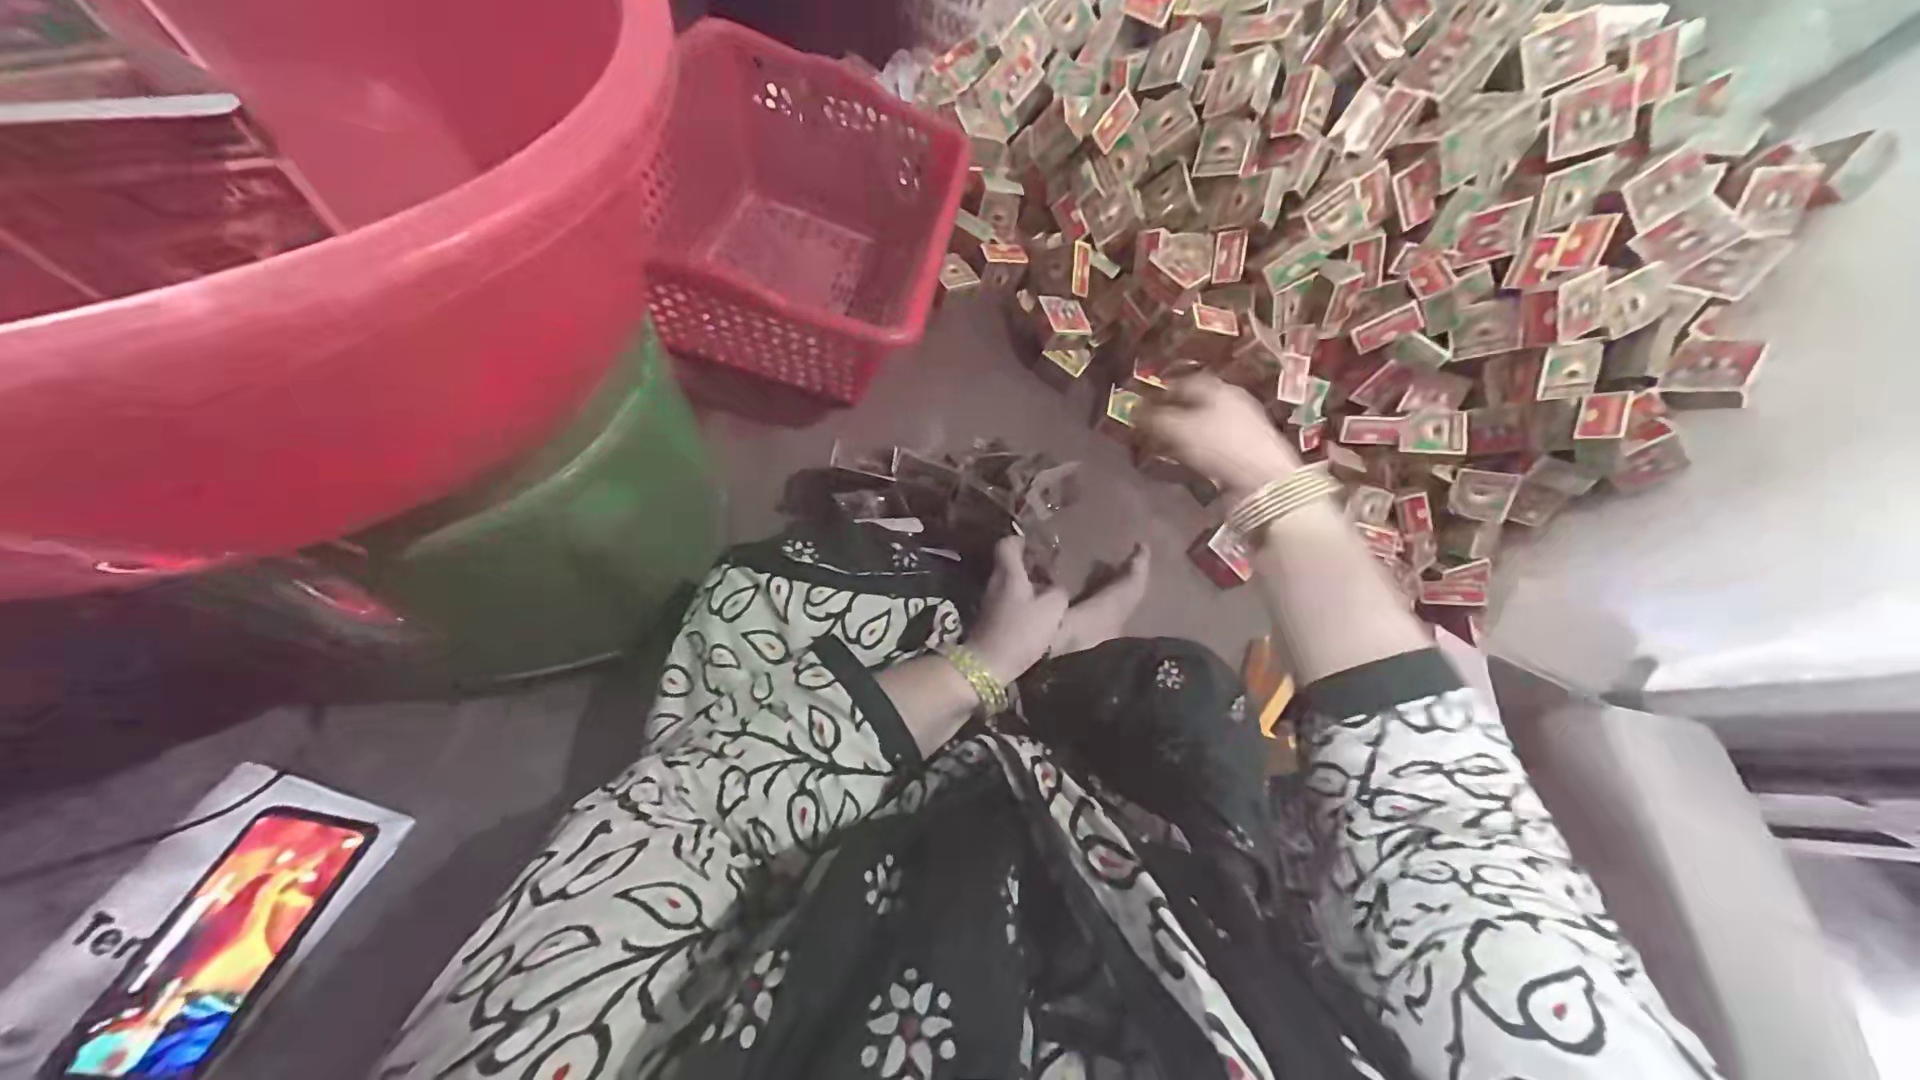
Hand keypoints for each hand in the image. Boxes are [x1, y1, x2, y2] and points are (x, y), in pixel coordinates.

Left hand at [967, 536, 1069, 684]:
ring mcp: (991, 601)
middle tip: (1052, 571)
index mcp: (1008, 573)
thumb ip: (1058, 591)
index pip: (1008, 543)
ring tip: (1051, 593)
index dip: (1023, 541)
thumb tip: (1056, 588)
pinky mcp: (991, 618)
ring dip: (1029, 585)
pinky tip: (1039, 614)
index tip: (1041, 548)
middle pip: (1010, 563)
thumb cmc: (1021, 631)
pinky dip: (1023, 601)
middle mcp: (995, 582)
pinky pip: (1009, 600)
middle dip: (1031, 564)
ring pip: (1011, 583)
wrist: (988, 664)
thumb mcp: (1052, 609)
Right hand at [1136, 373, 1302, 497]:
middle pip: (1194, 403)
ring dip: (1182, 435)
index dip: (1159, 394)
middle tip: (1150, 429)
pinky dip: (1196, 450)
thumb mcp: (1177, 429)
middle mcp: (1232, 401)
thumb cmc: (1218, 446)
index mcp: (1217, 388)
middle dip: (1170, 415)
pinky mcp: (1246, 450)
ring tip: (1164, 448)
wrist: (1262, 480)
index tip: (1142, 408)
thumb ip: (1152, 419)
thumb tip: (1133, 411)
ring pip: (1203, 424)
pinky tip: (1187, 461)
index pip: (1182, 382)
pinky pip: (1213, 444)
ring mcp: (1242, 426)